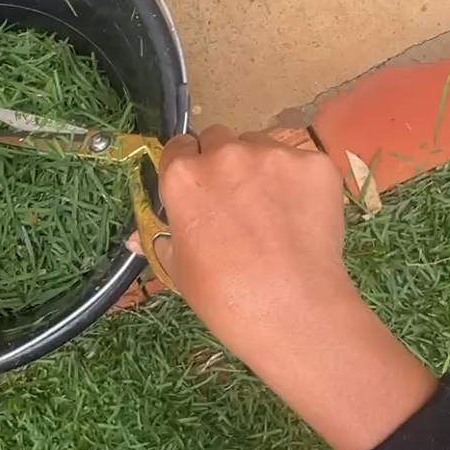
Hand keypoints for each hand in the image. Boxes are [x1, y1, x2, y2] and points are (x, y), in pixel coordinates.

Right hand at [150, 126, 437, 449]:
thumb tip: (135, 240)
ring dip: (261, 168)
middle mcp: (224, 154)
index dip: (188, 167)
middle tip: (236, 202)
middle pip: (219, 139)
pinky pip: (300, 164)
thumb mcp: (179, 270)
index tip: (199, 189)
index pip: (179, 147)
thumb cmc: (223, 297)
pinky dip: (299, 183)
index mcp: (183, 176)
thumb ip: (160, 242)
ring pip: (261, 146)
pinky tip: (302, 217)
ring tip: (273, 212)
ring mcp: (272, 154)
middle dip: (223, 163)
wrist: (293, 310)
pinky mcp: (314, 164)